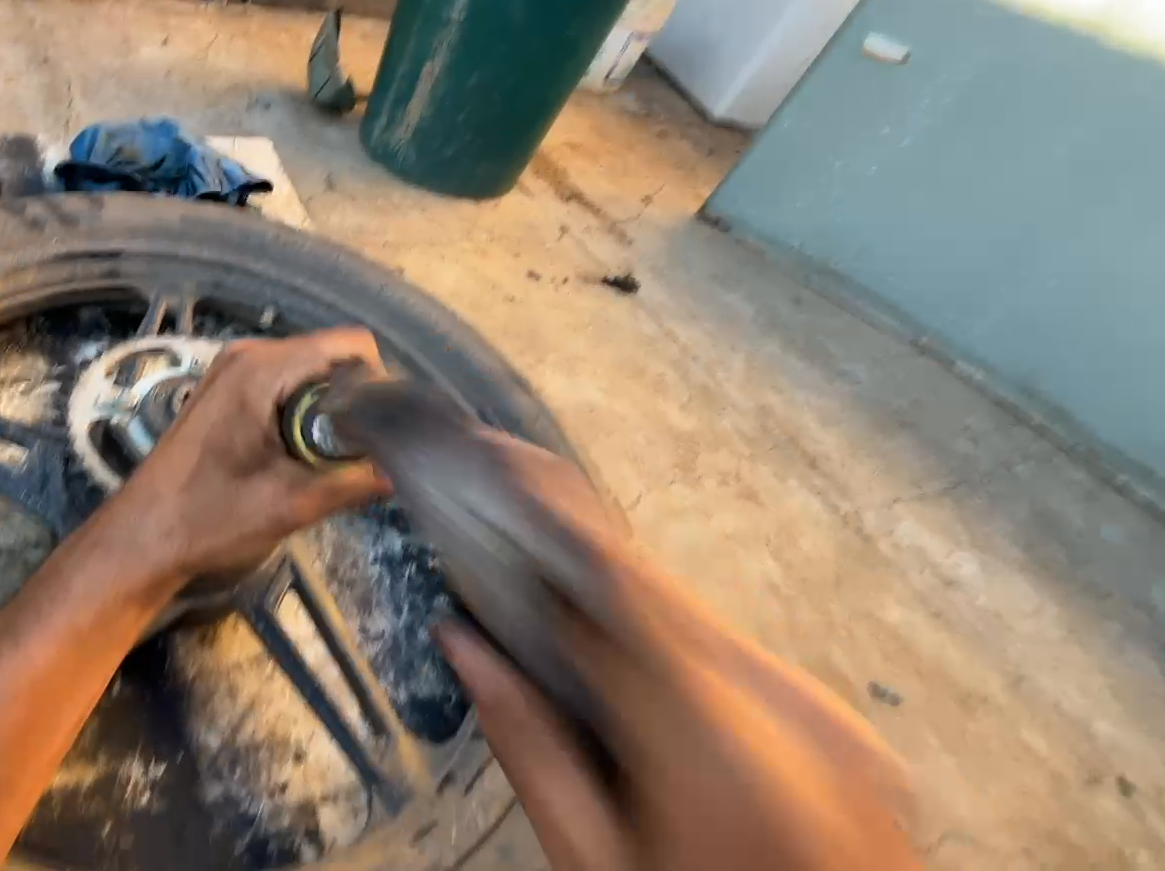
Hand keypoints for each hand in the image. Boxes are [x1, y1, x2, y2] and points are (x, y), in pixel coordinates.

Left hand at [96, 329, 392, 584]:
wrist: (143, 535)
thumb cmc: (209, 517)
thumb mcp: (290, 504)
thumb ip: (352, 481)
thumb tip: (403, 469)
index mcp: (262, 369)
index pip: (349, 344)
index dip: (378, 381)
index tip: (386, 426)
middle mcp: (247, 355)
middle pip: (328, 354)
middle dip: (353, 397)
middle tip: (361, 449)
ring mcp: (232, 368)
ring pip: (307, 370)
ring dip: (327, 407)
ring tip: (331, 456)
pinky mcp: (225, 387)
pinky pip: (282, 382)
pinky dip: (301, 409)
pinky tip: (300, 451)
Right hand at [433, 435, 913, 870]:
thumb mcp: (593, 866)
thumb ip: (527, 744)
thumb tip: (459, 639)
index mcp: (721, 749)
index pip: (621, 589)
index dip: (557, 520)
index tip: (503, 471)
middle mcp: (793, 712)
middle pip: (659, 594)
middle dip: (578, 558)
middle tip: (508, 533)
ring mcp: (832, 718)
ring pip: (695, 619)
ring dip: (620, 600)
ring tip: (552, 597)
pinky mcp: (844, 730)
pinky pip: (730, 655)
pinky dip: (668, 641)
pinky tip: (626, 660)